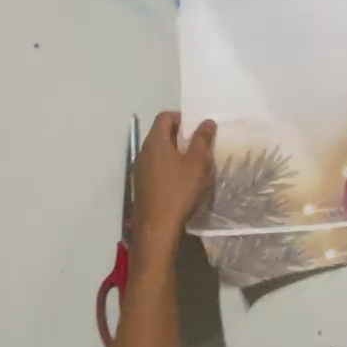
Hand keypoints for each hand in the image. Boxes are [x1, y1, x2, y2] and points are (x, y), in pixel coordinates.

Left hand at [130, 112, 216, 265]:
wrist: (156, 229)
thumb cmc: (178, 190)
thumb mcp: (197, 163)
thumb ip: (202, 139)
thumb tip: (206, 121)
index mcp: (155, 141)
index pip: (165, 117)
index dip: (182, 118)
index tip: (197, 130)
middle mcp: (143, 152)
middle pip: (161, 133)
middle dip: (181, 136)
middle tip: (199, 147)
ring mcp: (140, 170)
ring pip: (159, 152)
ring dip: (175, 153)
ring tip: (193, 165)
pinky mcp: (141, 186)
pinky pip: (156, 167)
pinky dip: (169, 168)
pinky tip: (182, 183)